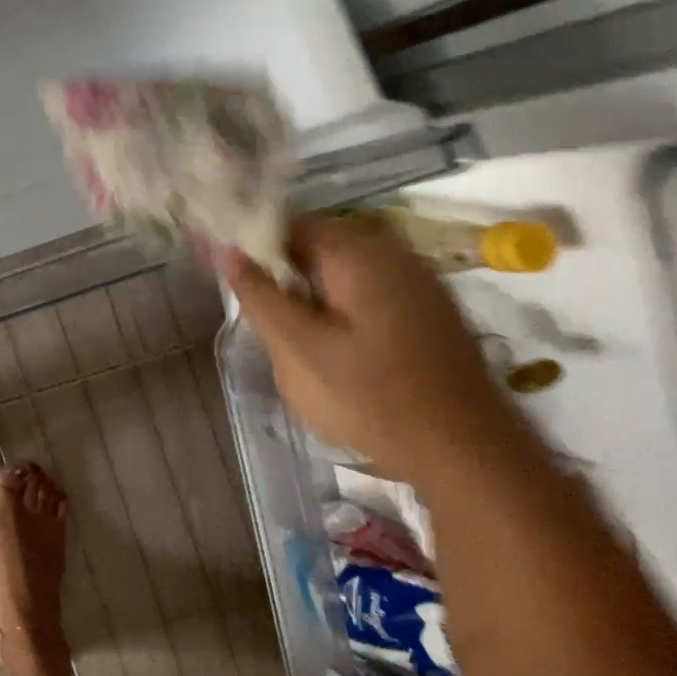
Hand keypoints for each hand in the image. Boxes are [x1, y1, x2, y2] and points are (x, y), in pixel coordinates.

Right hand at [223, 214, 530, 478]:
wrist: (466, 454)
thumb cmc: (372, 399)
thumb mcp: (298, 349)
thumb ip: (259, 295)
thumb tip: (224, 249)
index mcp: (359, 256)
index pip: (287, 222)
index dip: (244, 236)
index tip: (210, 258)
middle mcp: (393, 255)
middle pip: (313, 241)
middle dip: (271, 263)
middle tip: (238, 299)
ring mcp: (415, 282)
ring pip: (337, 267)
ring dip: (300, 284)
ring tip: (271, 323)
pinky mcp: (424, 310)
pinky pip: (361, 287)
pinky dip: (328, 299)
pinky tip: (315, 335)